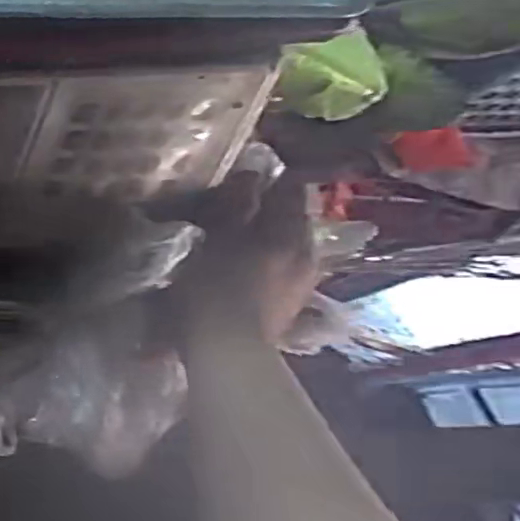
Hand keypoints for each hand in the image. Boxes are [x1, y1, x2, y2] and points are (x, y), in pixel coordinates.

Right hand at [172, 171, 319, 344]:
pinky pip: (271, 269)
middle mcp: (304, 253)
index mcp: (289, 235)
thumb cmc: (214, 291)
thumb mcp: (216, 242)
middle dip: (259, 210)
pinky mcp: (284, 304)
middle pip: (285, 219)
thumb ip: (233, 208)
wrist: (226, 350)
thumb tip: (248, 173)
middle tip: (223, 205)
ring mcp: (298, 282)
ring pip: (279, 245)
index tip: (239, 170)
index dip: (267, 177)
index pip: (288, 190)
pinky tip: (230, 269)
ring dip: (255, 237)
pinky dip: (252, 261)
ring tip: (223, 238)